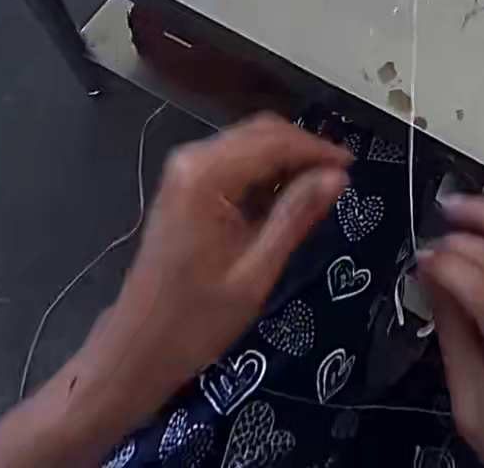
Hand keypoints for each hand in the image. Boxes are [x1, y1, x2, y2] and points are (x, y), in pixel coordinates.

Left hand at [0, 118, 350, 467]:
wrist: (133, 352)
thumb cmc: (195, 321)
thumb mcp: (256, 272)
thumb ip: (297, 215)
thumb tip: (338, 176)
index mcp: (206, 176)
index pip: (275, 142)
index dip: (317, 149)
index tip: (351, 165)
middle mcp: (193, 158)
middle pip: (263, 132)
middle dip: (304, 149)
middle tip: (338, 176)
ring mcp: (187, 167)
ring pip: (252, 140)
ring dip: (288, 157)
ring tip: (319, 185)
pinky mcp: (188, 180)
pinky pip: (238, 157)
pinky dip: (267, 168)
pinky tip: (287, 193)